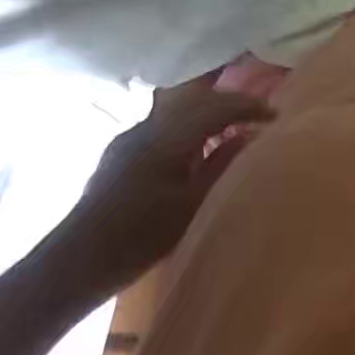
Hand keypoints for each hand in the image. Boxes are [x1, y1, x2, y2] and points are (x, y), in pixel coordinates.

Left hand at [61, 79, 274, 285]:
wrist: (80, 255)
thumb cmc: (141, 235)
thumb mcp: (191, 205)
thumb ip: (221, 166)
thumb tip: (248, 136)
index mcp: (171, 135)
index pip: (218, 105)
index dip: (249, 105)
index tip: (274, 115)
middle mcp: (151, 124)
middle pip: (197, 100)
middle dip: (228, 104)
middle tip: (255, 117)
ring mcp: (131, 134)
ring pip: (177, 111)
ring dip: (206, 116)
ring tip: (227, 133)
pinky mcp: (119, 149)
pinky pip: (162, 126)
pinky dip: (185, 129)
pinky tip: (189, 152)